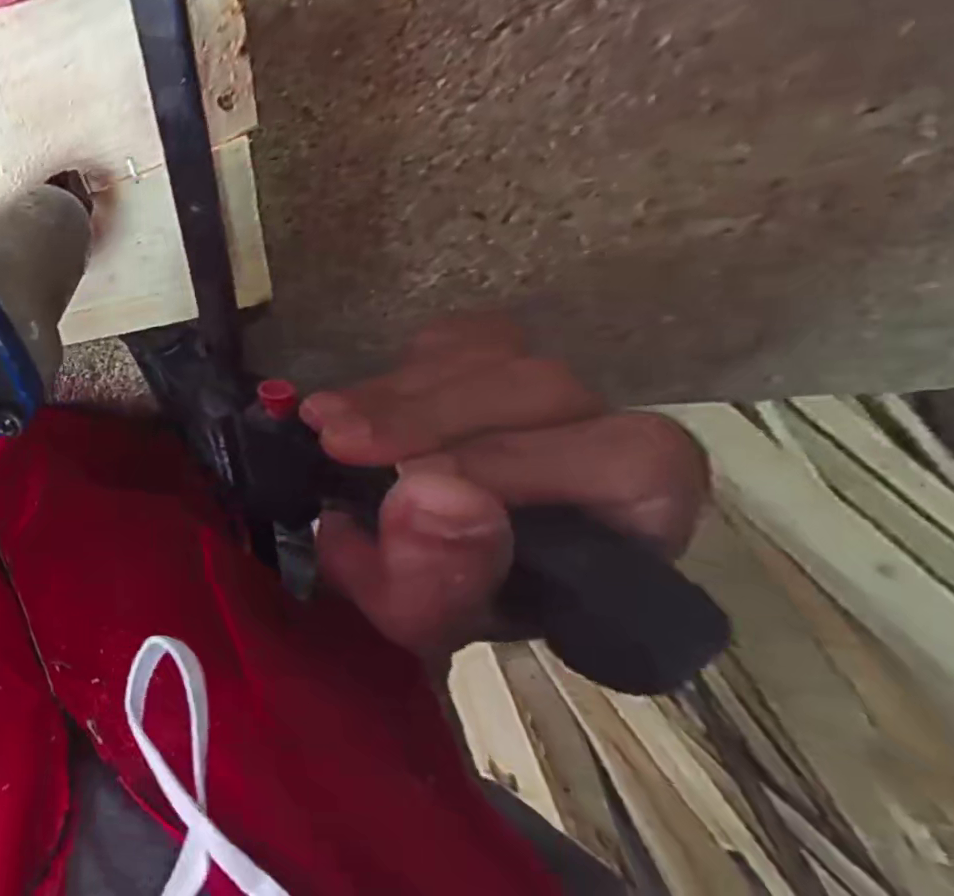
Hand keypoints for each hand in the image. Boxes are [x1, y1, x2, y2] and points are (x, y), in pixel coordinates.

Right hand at [302, 316, 708, 666]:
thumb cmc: (421, 594)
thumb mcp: (418, 614)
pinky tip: (350, 405)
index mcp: (628, 519)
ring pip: (488, 354)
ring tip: (325, 425)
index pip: (626, 463)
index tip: (413, 484)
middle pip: (543, 389)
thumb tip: (431, 493)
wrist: (384, 558)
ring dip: (395, 394)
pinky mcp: (482, 360)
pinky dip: (394, 370)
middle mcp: (600, 437)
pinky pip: (449, 339)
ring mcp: (538, 389)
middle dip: (429, 417)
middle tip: (339, 442)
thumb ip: (434, 573)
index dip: (522, 465)